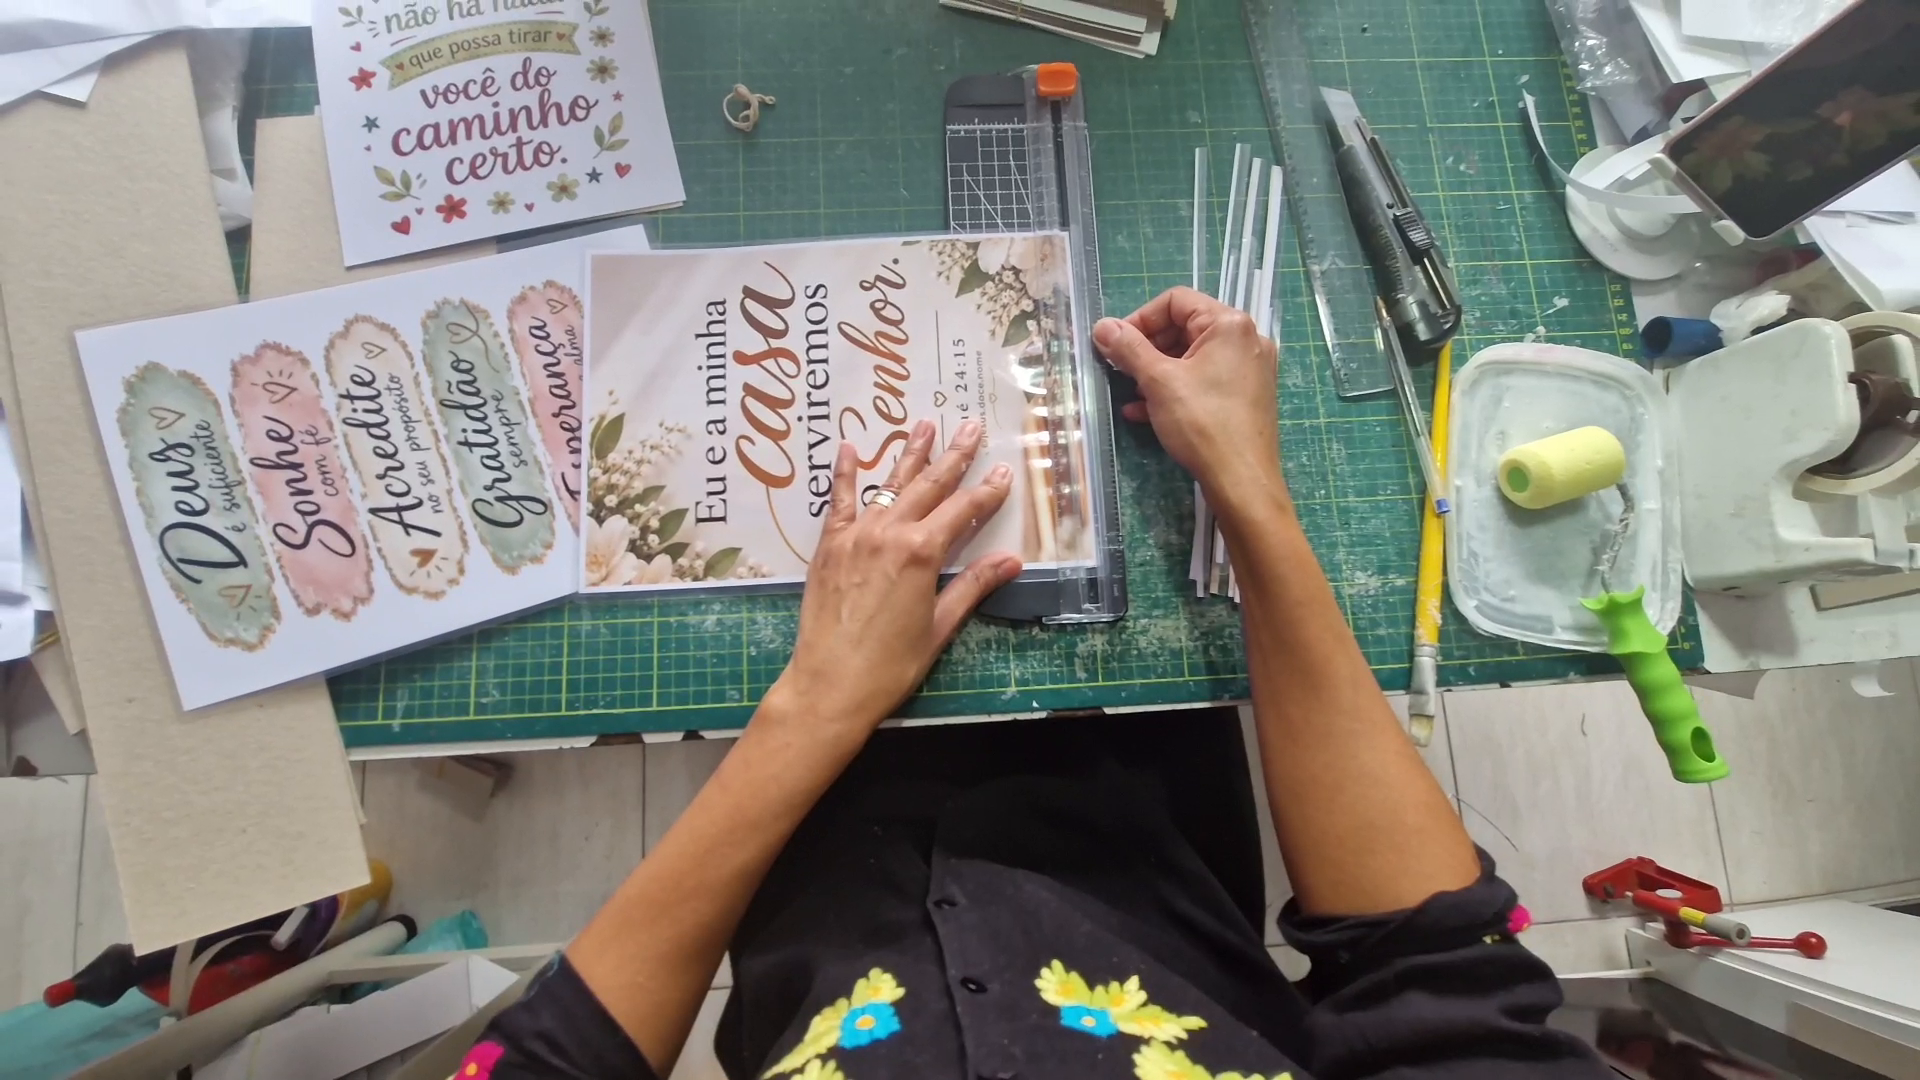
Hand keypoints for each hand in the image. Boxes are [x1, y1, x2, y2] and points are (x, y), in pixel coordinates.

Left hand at [765, 419, 1021, 742]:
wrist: (828, 686)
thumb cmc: (891, 665)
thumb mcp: (939, 627)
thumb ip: (972, 585)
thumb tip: (1012, 560)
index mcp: (921, 552)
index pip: (963, 511)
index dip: (986, 490)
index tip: (1003, 469)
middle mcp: (889, 532)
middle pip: (929, 486)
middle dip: (954, 456)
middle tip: (971, 426)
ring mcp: (855, 535)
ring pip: (889, 484)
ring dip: (910, 454)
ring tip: (925, 424)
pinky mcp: (829, 545)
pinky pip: (840, 501)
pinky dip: (846, 474)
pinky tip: (850, 449)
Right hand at [1094, 287, 1281, 499]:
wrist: (1241, 479)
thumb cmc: (1201, 423)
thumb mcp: (1158, 382)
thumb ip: (1129, 349)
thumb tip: (1102, 327)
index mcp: (1229, 324)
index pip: (1176, 301)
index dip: (1139, 319)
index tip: (1115, 345)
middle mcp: (1246, 339)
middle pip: (1184, 328)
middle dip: (1147, 349)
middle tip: (1120, 371)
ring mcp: (1249, 369)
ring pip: (1192, 358)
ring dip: (1156, 372)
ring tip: (1131, 393)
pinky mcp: (1245, 396)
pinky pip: (1204, 380)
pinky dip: (1175, 389)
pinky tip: (1146, 411)